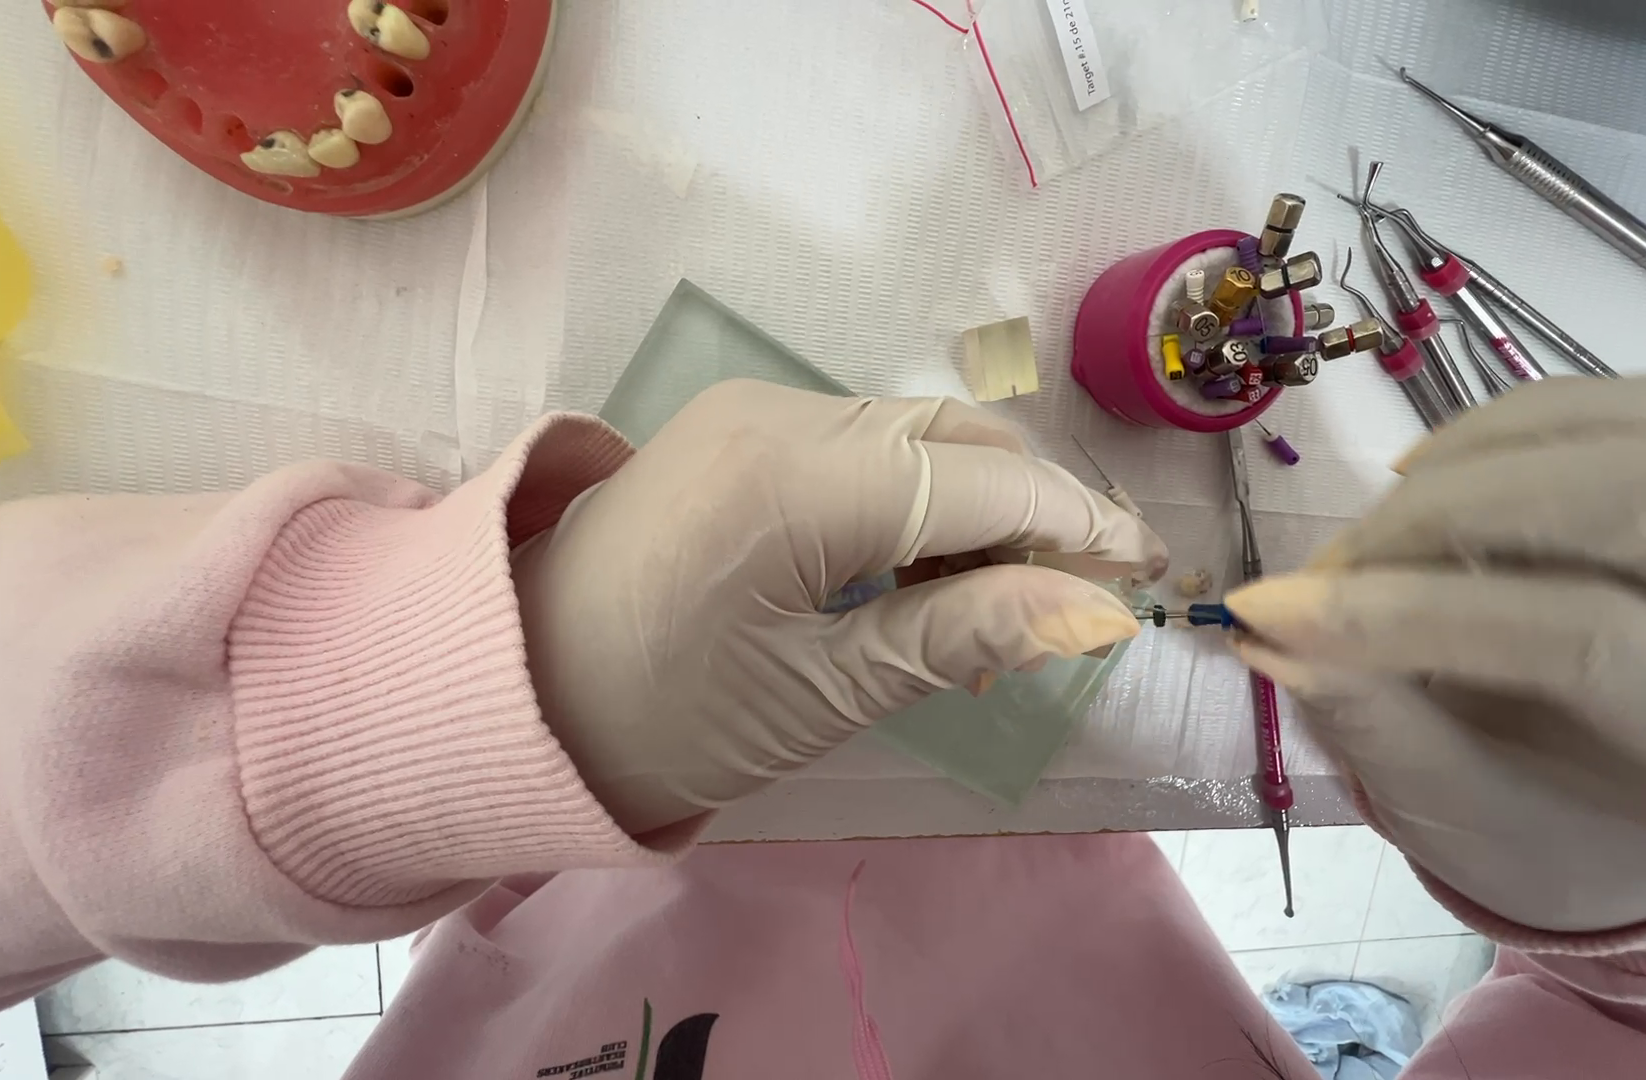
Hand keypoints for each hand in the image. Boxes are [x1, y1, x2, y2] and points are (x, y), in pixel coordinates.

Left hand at [513, 381, 1166, 834]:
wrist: (499, 692)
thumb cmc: (657, 720)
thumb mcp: (822, 694)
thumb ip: (960, 634)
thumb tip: (1093, 610)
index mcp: (793, 478)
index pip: (982, 480)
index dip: (1077, 521)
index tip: (1147, 568)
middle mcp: (778, 412)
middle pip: (956, 441)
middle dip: (1034, 510)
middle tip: (1075, 597)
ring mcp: (755, 413)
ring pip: (916, 440)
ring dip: (979, 507)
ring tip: (999, 603)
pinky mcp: (742, 433)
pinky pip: (866, 451)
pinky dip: (920, 502)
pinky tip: (927, 570)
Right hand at [1226, 377, 1645, 931]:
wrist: (1631, 814)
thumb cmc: (1543, 834)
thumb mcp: (1446, 813)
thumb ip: (1363, 719)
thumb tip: (1266, 628)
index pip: (1594, 645)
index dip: (1411, 615)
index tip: (1268, 612)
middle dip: (1449, 514)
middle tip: (1335, 565)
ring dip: (1474, 458)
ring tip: (1379, 526)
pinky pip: (1630, 405)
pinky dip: (1501, 428)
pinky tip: (1426, 480)